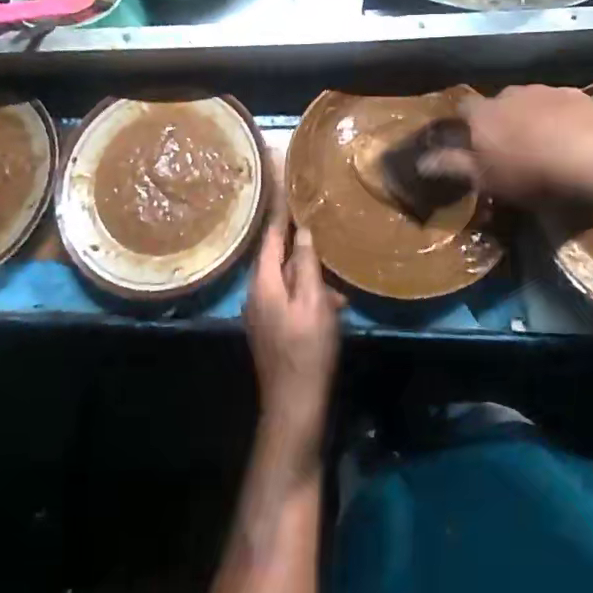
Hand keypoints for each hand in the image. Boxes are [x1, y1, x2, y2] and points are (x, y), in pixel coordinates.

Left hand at [243, 219, 342, 448]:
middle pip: (276, 257)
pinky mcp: (273, 329)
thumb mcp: (313, 303)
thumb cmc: (306, 350)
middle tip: (318, 220)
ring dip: (310, 274)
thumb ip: (306, 265)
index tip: (285, 187)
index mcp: (263, 283)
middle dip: (298, 242)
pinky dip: (309, 295)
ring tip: (336, 272)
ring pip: (287, 280)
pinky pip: (290, 299)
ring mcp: (263, 313)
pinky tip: (334, 304)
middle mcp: (256, 293)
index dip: (279, 213)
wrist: (294, 405)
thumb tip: (302, 231)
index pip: (269, 237)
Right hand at [422, 85, 592, 204]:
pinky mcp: (581, 96)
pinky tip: (573, 141)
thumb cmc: (532, 173)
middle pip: (498, 103)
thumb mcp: (486, 180)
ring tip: (544, 145)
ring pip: (531, 103)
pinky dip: (562, 120)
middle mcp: (510, 94)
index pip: (462, 108)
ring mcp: (548, 91)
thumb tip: (421, 162)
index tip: (469, 141)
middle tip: (508, 147)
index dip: (464, 124)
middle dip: (500, 120)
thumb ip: (453, 167)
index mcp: (482, 113)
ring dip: (532, 118)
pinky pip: (562, 107)